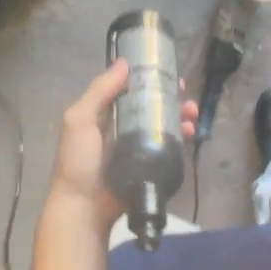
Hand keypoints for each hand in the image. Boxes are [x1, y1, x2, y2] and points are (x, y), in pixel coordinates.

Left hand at [46, 60, 197, 233]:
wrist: (84, 207)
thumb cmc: (79, 161)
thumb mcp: (80, 120)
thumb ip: (100, 91)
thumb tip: (124, 62)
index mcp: (103, 113)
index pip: (130, 89)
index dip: (148, 78)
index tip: (166, 71)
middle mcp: (121, 126)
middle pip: (151, 105)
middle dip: (169, 98)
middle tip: (184, 94)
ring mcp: (137, 146)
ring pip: (163, 124)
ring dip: (179, 115)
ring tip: (191, 113)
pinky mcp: (149, 165)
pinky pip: (168, 146)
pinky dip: (181, 137)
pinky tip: (189, 133)